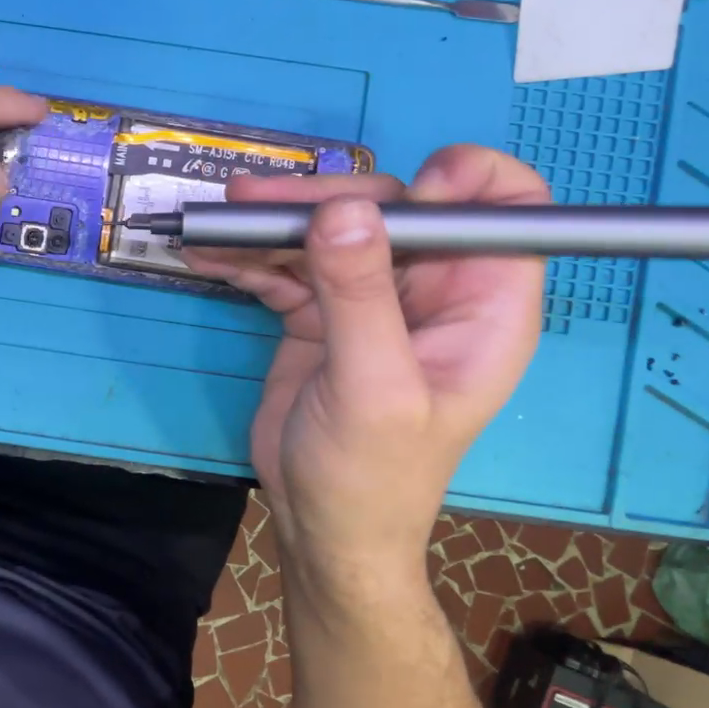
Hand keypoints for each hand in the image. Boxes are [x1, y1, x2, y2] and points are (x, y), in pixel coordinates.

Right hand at [183, 145, 551, 591]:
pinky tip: (204, 255)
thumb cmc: (372, 471)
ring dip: (267, 224)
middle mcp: (428, 292)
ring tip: (210, 223)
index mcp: (479, 305)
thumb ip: (360, 296)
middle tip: (250, 202)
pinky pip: (281, 268)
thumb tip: (342, 209)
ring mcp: (367, 301)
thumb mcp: (373, 386)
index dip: (459, 183)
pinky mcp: (315, 316)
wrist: (319, 524)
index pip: (504, 212)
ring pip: (325, 233)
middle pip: (387, 210)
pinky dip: (243, 258)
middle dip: (320, 199)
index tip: (384, 191)